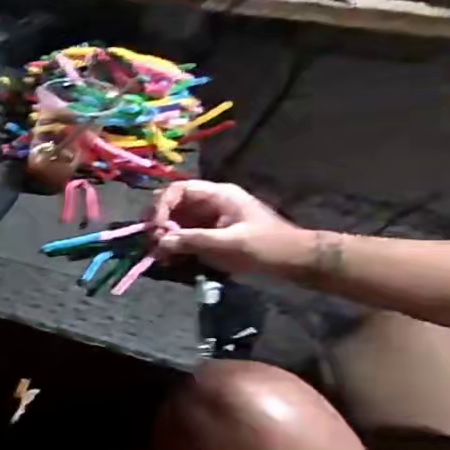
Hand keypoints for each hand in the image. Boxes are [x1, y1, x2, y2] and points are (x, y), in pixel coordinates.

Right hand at [148, 180, 311, 273]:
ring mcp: (208, 219)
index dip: (162, 205)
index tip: (158, 227)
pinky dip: (171, 246)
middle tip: (154, 241)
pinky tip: (168, 259)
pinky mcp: (207, 235)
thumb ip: (195, 240)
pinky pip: (181, 236)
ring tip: (159, 254)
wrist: (295, 261)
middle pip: (172, 204)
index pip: (179, 189)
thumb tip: (161, 241)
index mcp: (218, 195)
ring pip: (173, 221)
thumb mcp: (231, 243)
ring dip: (163, 236)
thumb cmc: (268, 246)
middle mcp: (209, 203)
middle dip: (159, 221)